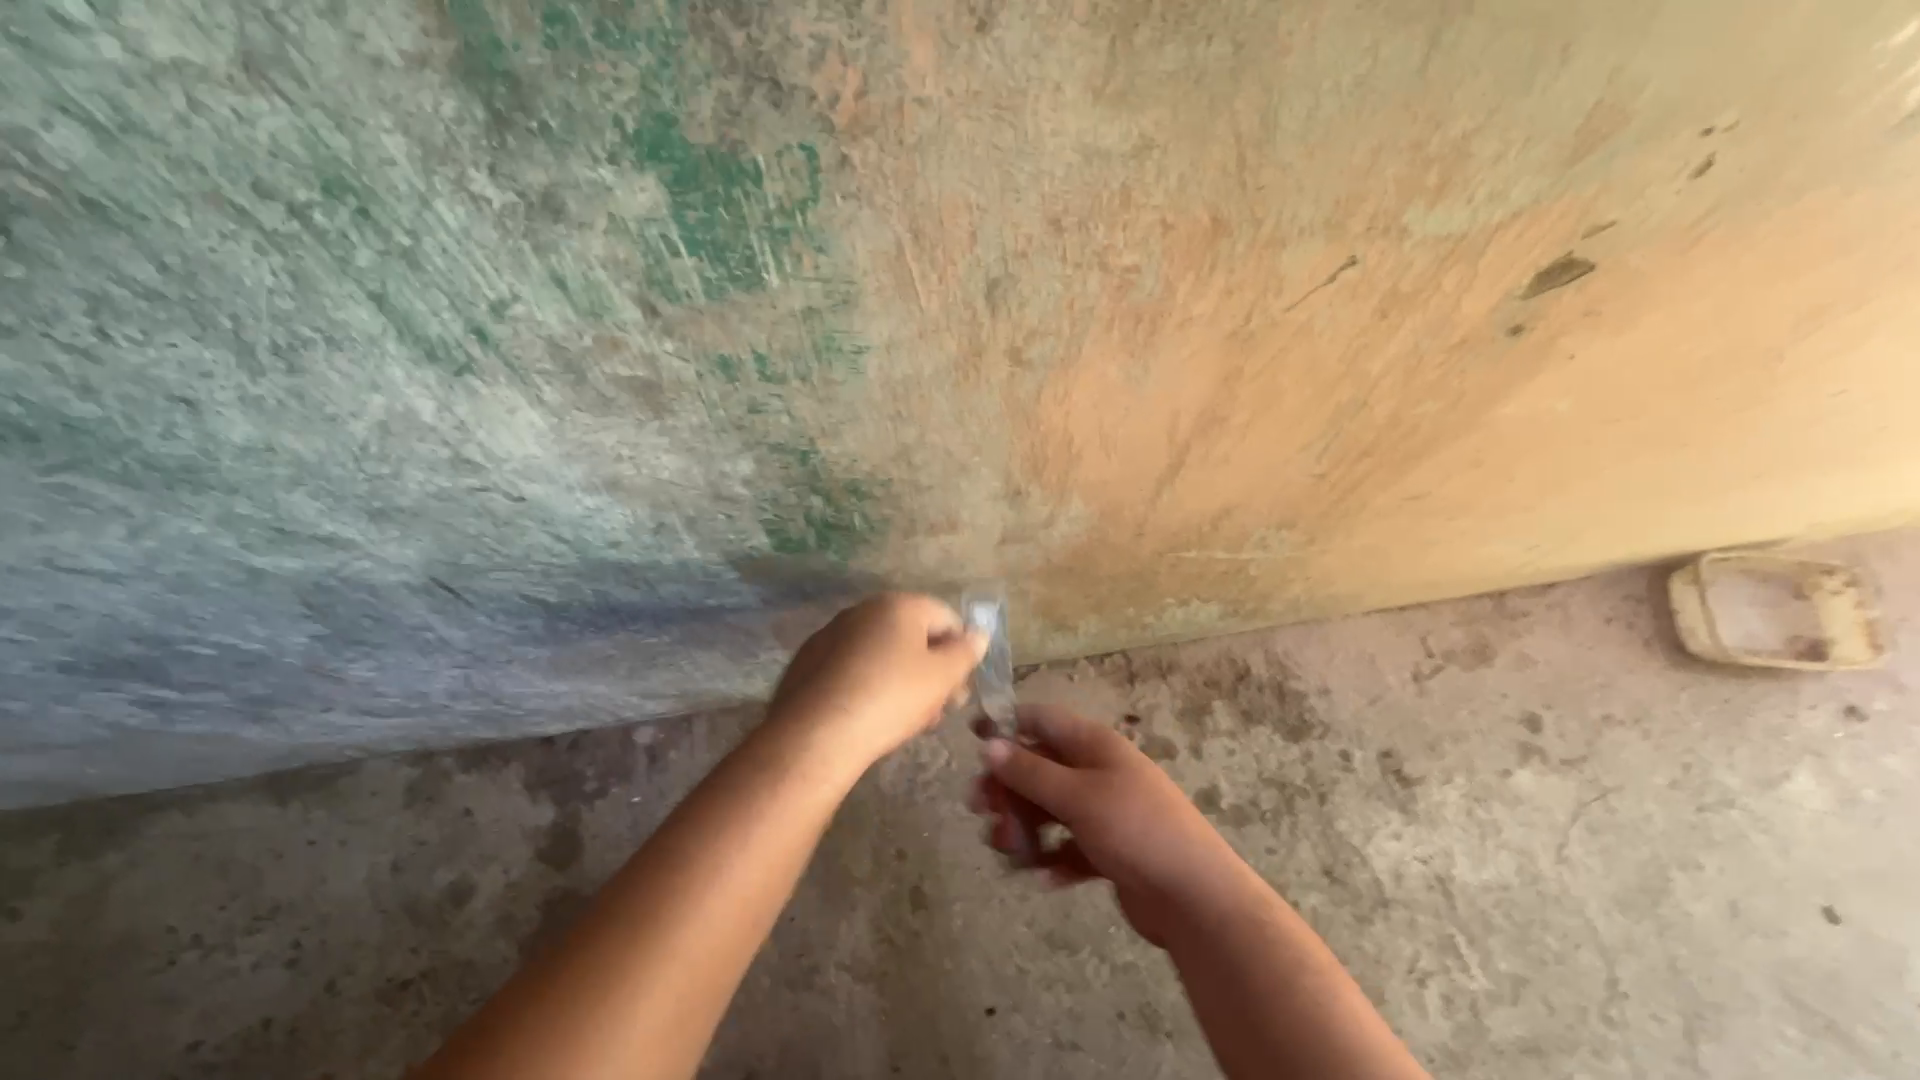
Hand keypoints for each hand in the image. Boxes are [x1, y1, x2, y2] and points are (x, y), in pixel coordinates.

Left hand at [767, 592, 986, 766]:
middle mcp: (862, 610)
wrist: (815, 734)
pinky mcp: (809, 662)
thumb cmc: (889, 699)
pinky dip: (869, 685)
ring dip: (902, 680)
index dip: (961, 650)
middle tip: (940, 709)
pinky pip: (852, 668)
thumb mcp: (942, 678)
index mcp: (897, 605)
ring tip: (907, 720)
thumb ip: (966, 652)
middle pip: (912, 635)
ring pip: (882, 653)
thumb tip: (978, 634)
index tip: (961, 687)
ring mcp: (831, 634)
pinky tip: (871, 717)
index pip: (945, 617)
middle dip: (932, 670)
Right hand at [972, 705, 1249, 946]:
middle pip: (1038, 768)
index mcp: (1094, 745)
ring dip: (1025, 828)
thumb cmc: (1135, 830)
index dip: (1006, 723)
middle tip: (981, 812)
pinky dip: (1051, 858)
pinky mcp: (1107, 850)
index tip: (971, 735)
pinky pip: (1066, 847)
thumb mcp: (1078, 796)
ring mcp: (1104, 812)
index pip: (1041, 720)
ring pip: (1048, 811)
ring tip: (1012, 854)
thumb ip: (1030, 771)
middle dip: (1007, 789)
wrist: (1194, 896)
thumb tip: (989, 744)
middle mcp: (1097, 771)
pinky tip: (1044, 877)